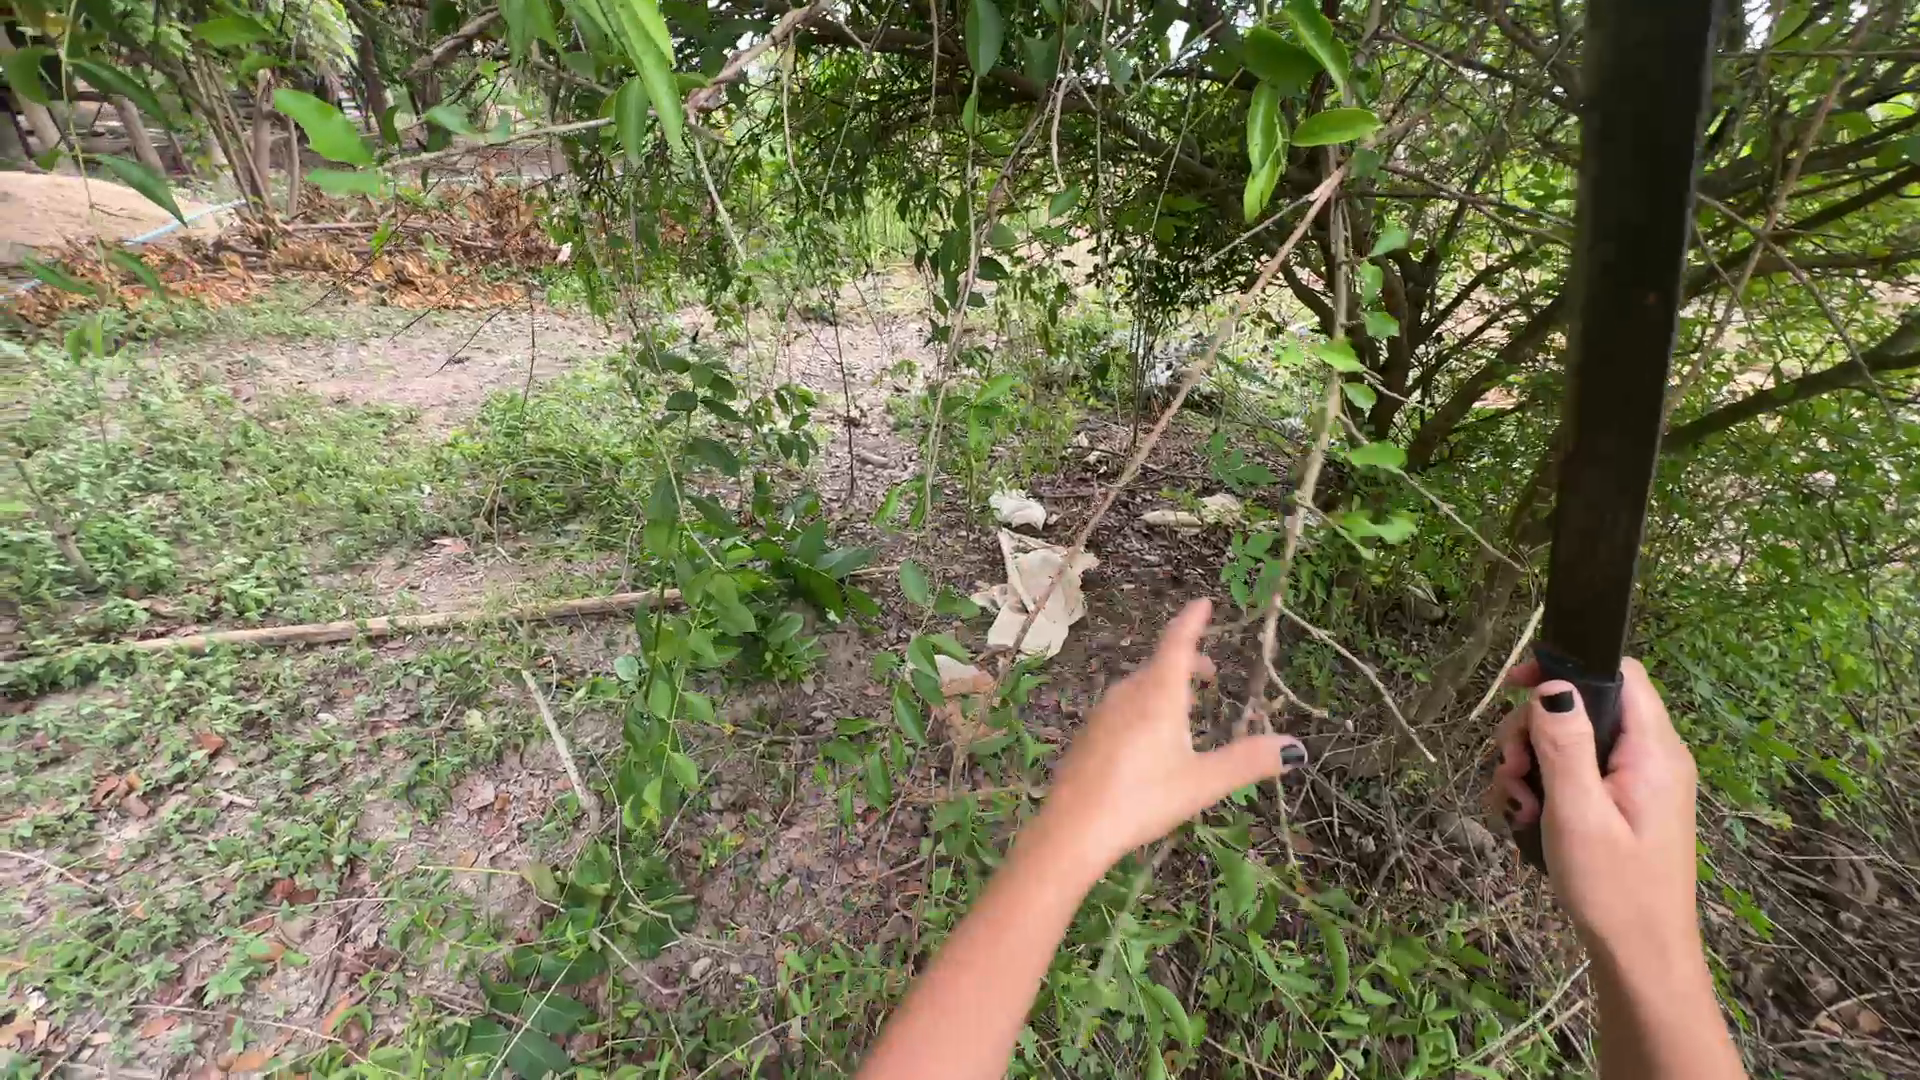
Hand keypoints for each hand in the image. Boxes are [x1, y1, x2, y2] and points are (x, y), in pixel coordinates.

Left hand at [1028, 599, 1309, 876]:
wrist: (1074, 825)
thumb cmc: (1143, 798)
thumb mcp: (1202, 782)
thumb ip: (1248, 762)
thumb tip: (1295, 747)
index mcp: (1157, 695)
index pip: (1176, 644)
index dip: (1191, 621)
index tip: (1203, 603)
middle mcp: (1127, 693)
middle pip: (1159, 664)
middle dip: (1186, 661)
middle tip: (1211, 673)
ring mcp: (1103, 711)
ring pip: (1139, 684)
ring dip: (1165, 684)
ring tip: (1185, 705)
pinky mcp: (1090, 731)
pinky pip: (1123, 704)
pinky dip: (1144, 703)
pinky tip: (1150, 735)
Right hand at [1490, 658, 1701, 966]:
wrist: (1636, 954)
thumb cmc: (1611, 884)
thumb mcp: (1578, 811)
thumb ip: (1565, 745)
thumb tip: (1551, 686)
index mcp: (1652, 753)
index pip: (1618, 676)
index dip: (1565, 669)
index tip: (1514, 686)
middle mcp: (1647, 758)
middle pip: (1577, 707)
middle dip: (1530, 729)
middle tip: (1513, 767)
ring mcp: (1629, 781)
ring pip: (1561, 739)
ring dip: (1525, 762)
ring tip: (1519, 801)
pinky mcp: (1612, 801)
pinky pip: (1564, 770)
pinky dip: (1535, 785)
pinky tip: (1525, 814)